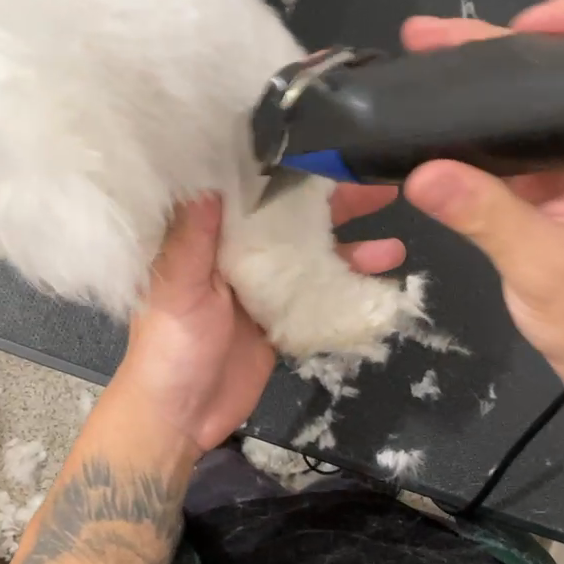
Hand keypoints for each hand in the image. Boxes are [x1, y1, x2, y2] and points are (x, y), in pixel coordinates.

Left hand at [108, 189, 406, 457]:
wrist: (181, 416)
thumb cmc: (169, 349)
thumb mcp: (178, 289)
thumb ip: (195, 237)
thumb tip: (213, 179)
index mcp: (209, 236)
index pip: (254, 190)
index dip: (291, 168)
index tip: (330, 146)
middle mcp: (240, 254)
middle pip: (295, 220)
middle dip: (338, 205)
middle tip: (382, 188)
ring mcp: (265, 289)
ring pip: (316, 259)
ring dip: (354, 251)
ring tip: (395, 247)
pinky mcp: (283, 320)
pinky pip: (321, 297)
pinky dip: (349, 290)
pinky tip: (380, 284)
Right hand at [400, 0, 563, 388]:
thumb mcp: (540, 264)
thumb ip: (487, 217)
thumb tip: (423, 173)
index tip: (522, 31)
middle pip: (562, 65)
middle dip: (501, 45)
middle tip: (434, 39)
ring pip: (529, 96)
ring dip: (479, 76)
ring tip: (422, 55)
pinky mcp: (542, 178)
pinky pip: (506, 135)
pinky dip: (471, 121)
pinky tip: (432, 107)